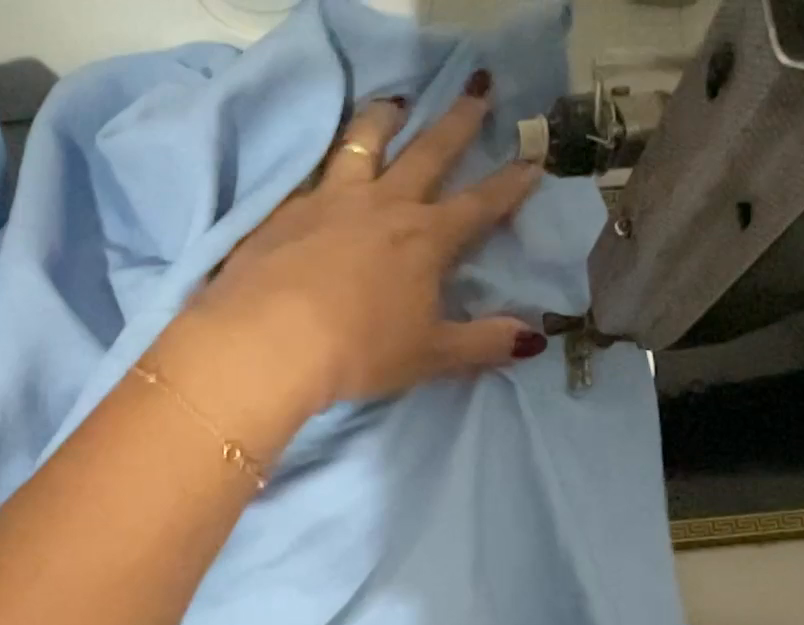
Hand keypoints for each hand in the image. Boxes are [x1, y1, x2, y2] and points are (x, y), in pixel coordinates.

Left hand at [179, 71, 546, 408]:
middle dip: (459, 122)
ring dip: (385, 119)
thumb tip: (532, 340)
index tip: (532, 162)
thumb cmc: (361, 352)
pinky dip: (330, 161)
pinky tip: (326, 166)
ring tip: (395, 105)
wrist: (271, 342)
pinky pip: (315, 173)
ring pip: (365, 143)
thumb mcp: (431, 355)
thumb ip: (483, 343)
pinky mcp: (287, 210)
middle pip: (429, 152)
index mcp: (426, 239)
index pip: (480, 205)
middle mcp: (383, 206)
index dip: (510, 185)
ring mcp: (332, 201)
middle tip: (478, 90)